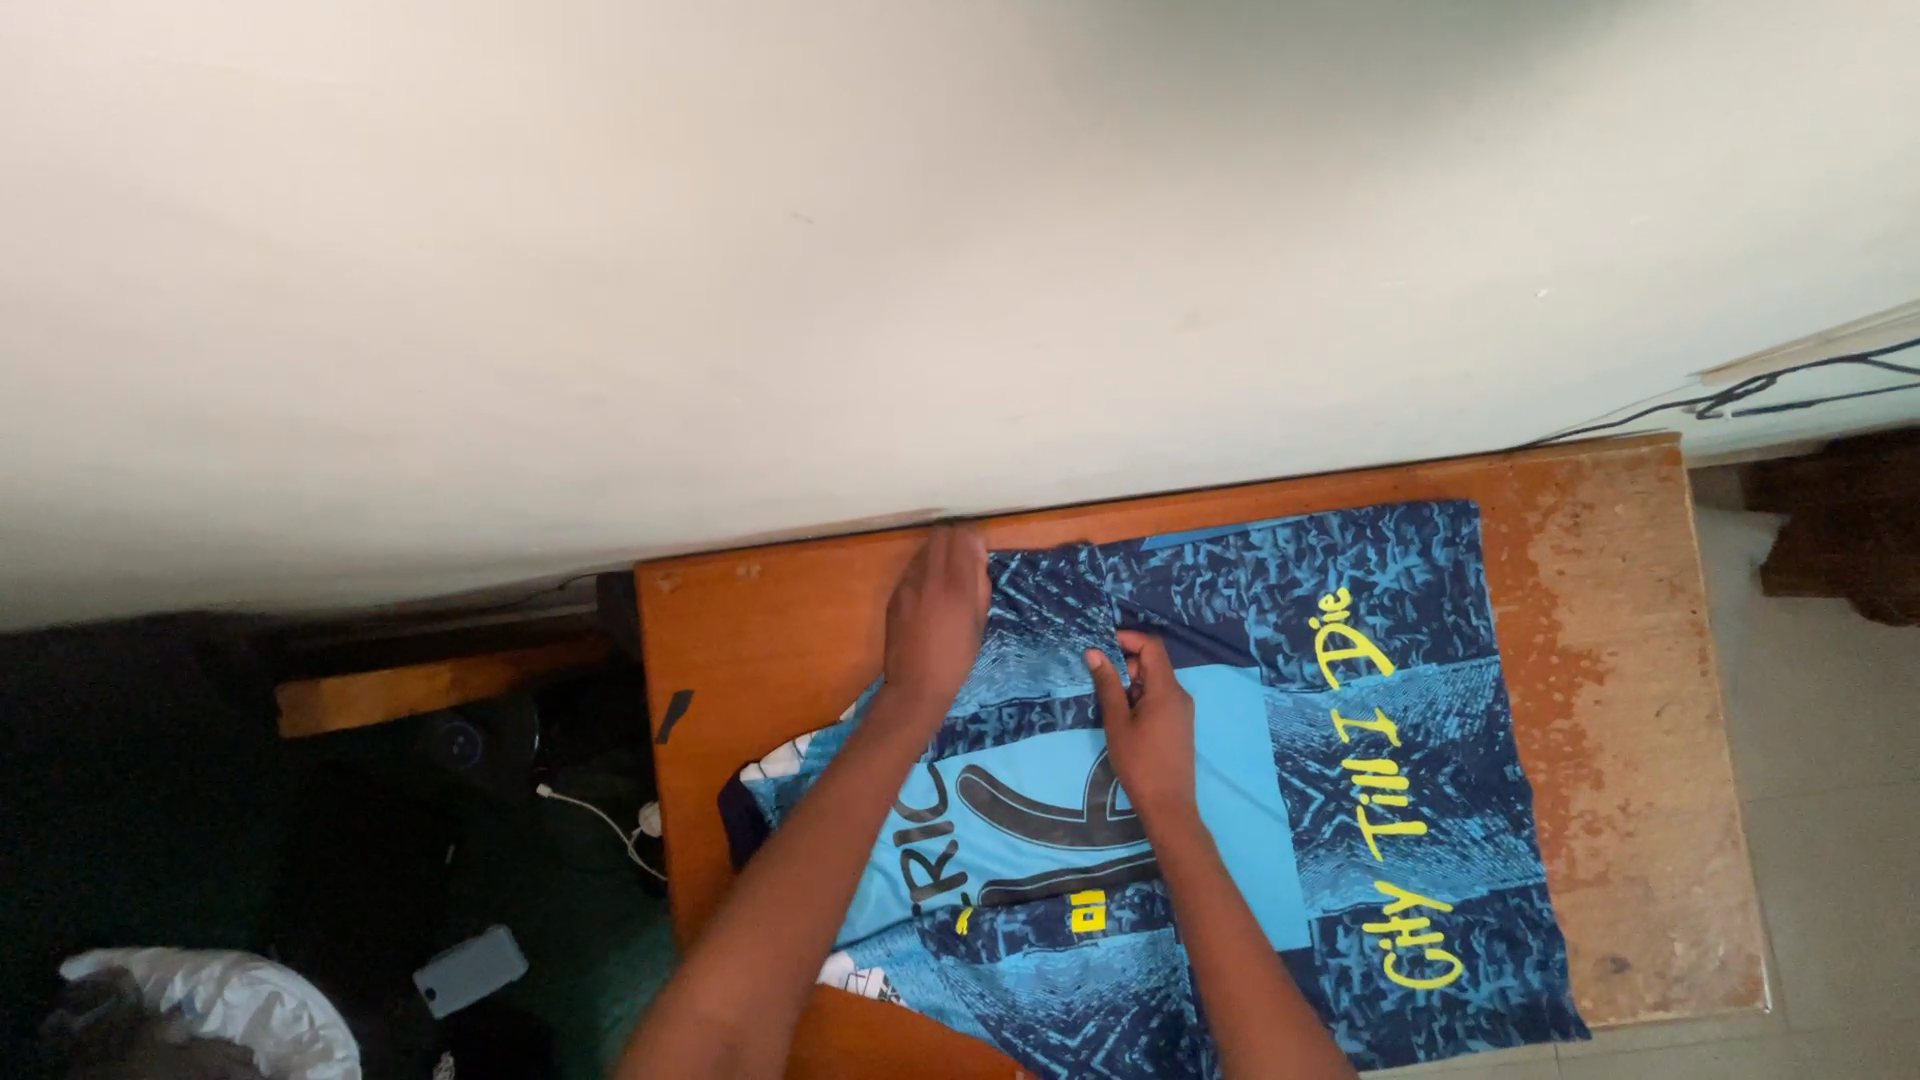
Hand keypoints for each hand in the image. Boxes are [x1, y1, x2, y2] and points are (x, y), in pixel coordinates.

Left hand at [882, 524, 989, 716]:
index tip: (978, 554)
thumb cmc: (957, 657)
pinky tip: (928, 593)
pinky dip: (923, 571)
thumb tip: (977, 558)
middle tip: (963, 559)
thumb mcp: (979, 621)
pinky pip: (912, 569)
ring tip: (945, 577)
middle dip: (955, 540)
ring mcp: (908, 584)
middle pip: (941, 534)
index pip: (964, 536)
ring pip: (924, 549)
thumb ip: (980, 585)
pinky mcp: (895, 593)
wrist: (916, 683)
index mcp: (957, 585)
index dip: (974, 540)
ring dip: (938, 554)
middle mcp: (930, 577)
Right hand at [1086, 630, 1196, 824]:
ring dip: (1131, 684)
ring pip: (1155, 681)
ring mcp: (1182, 709)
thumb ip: (1107, 684)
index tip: (1103, 645)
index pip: (1152, 646)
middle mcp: (1179, 694)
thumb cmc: (1139, 762)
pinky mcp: (1180, 723)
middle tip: (1102, 684)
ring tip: (1112, 709)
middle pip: (1153, 663)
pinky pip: (1160, 697)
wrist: (1168, 805)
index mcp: (1166, 690)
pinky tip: (1126, 720)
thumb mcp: (1116, 721)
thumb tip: (1095, 652)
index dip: (1129, 638)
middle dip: (1126, 665)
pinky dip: (1141, 698)